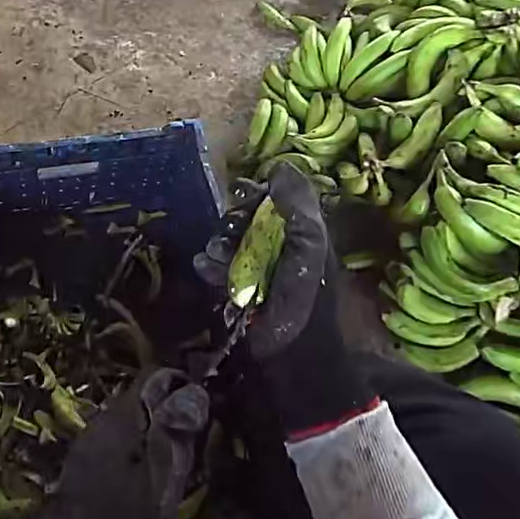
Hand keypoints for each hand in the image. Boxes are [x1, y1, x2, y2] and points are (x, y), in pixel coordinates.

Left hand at [12, 368, 208, 518]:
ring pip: (133, 418)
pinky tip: (148, 471)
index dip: (184, 384)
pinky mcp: (85, 460)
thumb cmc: (123, 514)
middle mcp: (105, 416)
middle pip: (145, 396)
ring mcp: (92, 438)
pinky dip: (138, 446)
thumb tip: (195, 391)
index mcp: (125, 413)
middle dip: (171, 408)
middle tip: (195, 436)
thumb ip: (178, 429)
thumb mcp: (162, 473)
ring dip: (155, 429)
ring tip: (176, 456)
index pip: (158, 375)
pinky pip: (120, 438)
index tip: (204, 407)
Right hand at [196, 163, 373, 436]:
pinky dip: (211, 266)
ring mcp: (257, 268)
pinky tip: (209, 269)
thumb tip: (280, 165)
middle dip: (234, 222)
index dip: (256, 194)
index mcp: (300, 231)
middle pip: (245, 218)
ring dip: (220, 245)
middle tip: (232, 231)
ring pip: (227, 241)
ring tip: (220, 257)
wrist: (294, 353)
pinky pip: (217, 268)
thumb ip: (298, 203)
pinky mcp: (238, 289)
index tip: (244, 195)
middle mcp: (277, 245)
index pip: (272, 198)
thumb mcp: (310, 241)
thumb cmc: (308, 295)